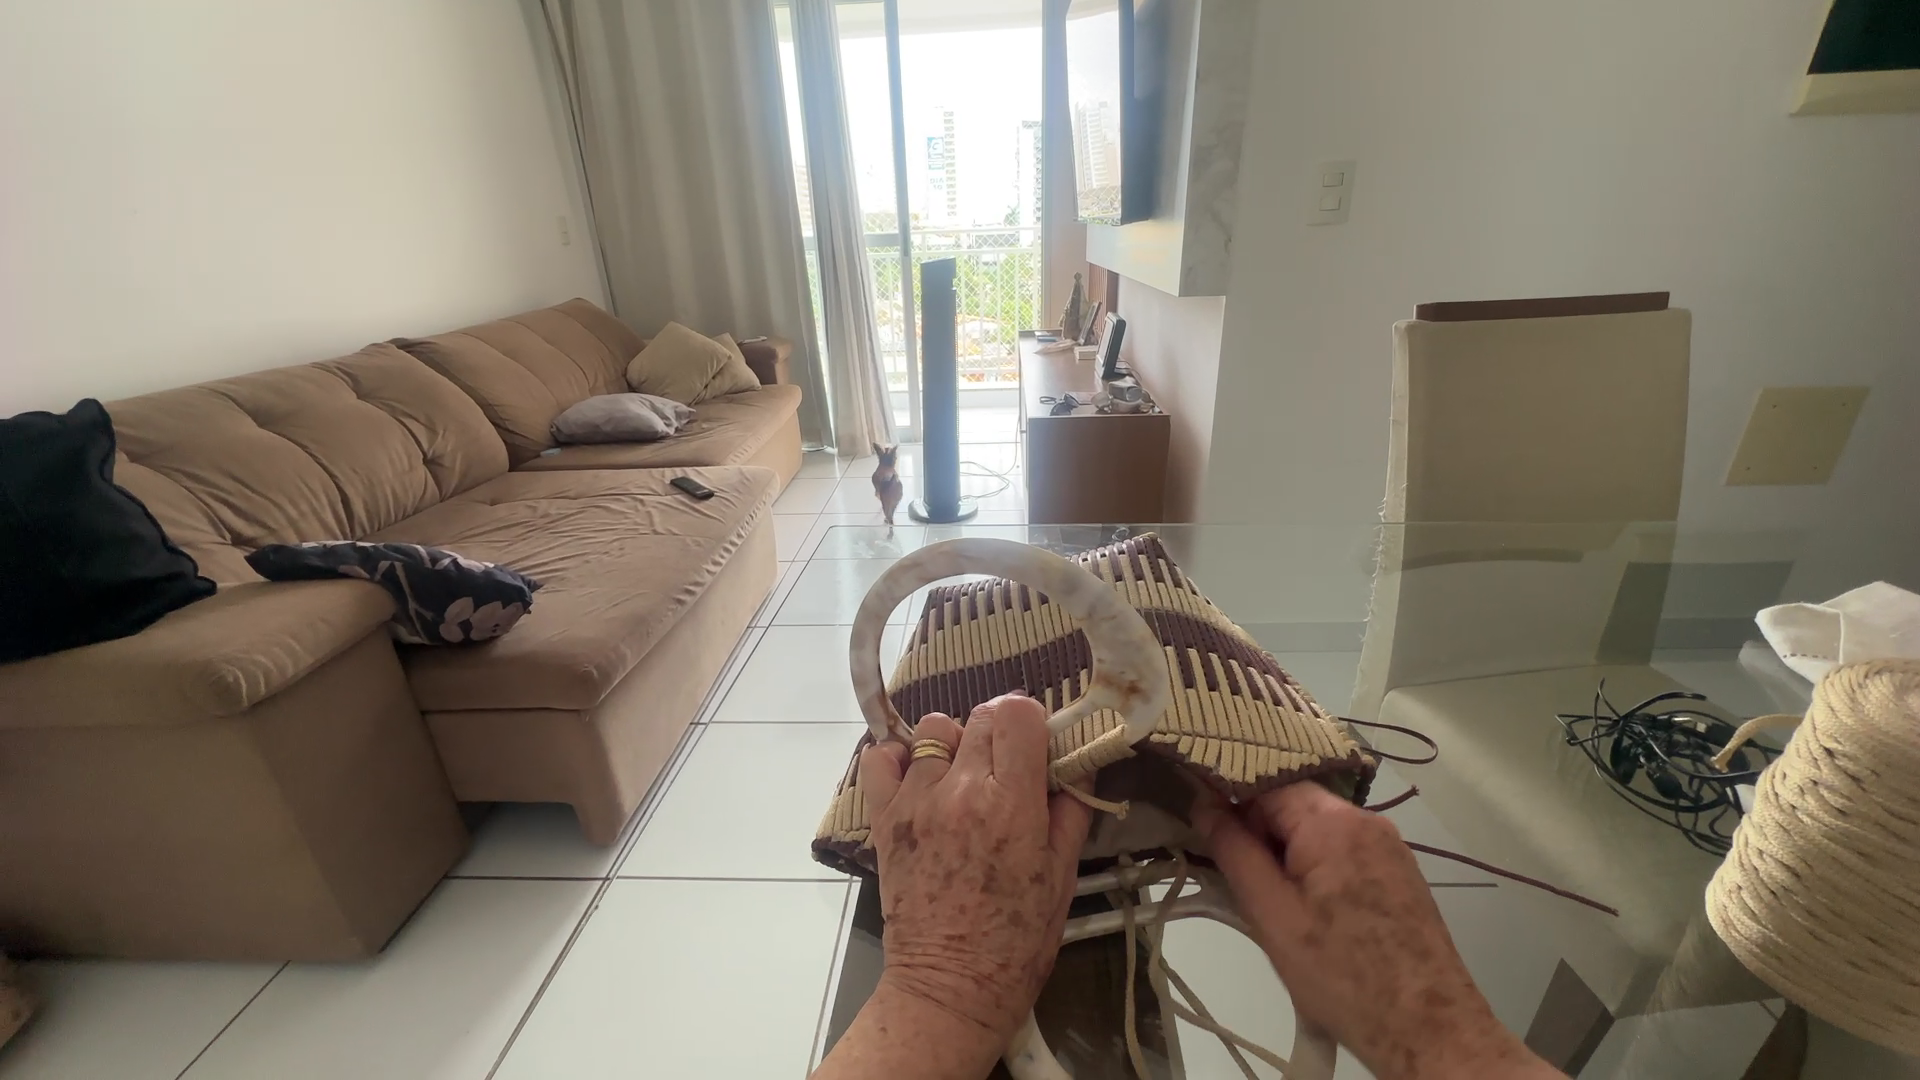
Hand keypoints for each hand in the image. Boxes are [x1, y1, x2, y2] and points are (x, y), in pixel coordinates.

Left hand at [859, 694, 1091, 1049]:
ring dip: (954, 743)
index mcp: (1012, 804)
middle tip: (1006, 766)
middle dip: (999, 731)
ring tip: (963, 777)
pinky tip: (918, 778)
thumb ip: (1071, 809)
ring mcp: (916, 800)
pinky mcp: (884, 816)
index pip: (1016, 714)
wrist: (948, 988)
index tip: (1036, 742)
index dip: (1031, 719)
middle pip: (980, 716)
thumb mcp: (1062, 876)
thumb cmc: (1017, 939)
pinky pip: (880, 757)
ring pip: (935, 729)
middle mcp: (961, 790)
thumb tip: (1078, 762)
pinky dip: (898, 757)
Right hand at [1197, 783, 1559, 1079]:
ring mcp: (1389, 844)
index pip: (1264, 783)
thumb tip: (1202, 803)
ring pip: (1315, 827)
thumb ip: (1232, 849)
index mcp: (1332, 820)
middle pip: (1291, 803)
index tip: (1208, 836)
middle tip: (1245, 883)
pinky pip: (1341, 848)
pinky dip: (1316, 866)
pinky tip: (1313, 911)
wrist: (1433, 1036)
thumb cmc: (1342, 976)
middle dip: (1260, 835)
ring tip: (1278, 904)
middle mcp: (1365, 819)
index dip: (1231, 806)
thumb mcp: (1270, 913)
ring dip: (1286, 853)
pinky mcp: (1399, 871)